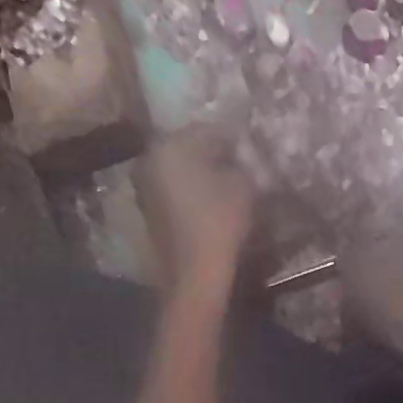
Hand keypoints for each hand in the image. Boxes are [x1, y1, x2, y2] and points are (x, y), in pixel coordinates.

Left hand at [135, 126, 255, 293]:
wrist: (194, 273)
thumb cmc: (220, 223)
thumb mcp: (245, 186)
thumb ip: (246, 163)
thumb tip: (247, 156)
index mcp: (172, 145)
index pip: (211, 130)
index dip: (238, 140)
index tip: (256, 152)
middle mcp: (151, 158)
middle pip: (192, 148)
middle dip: (219, 156)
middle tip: (245, 168)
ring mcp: (146, 185)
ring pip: (183, 170)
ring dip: (206, 174)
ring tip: (231, 187)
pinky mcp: (150, 210)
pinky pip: (176, 190)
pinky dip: (194, 192)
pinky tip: (213, 204)